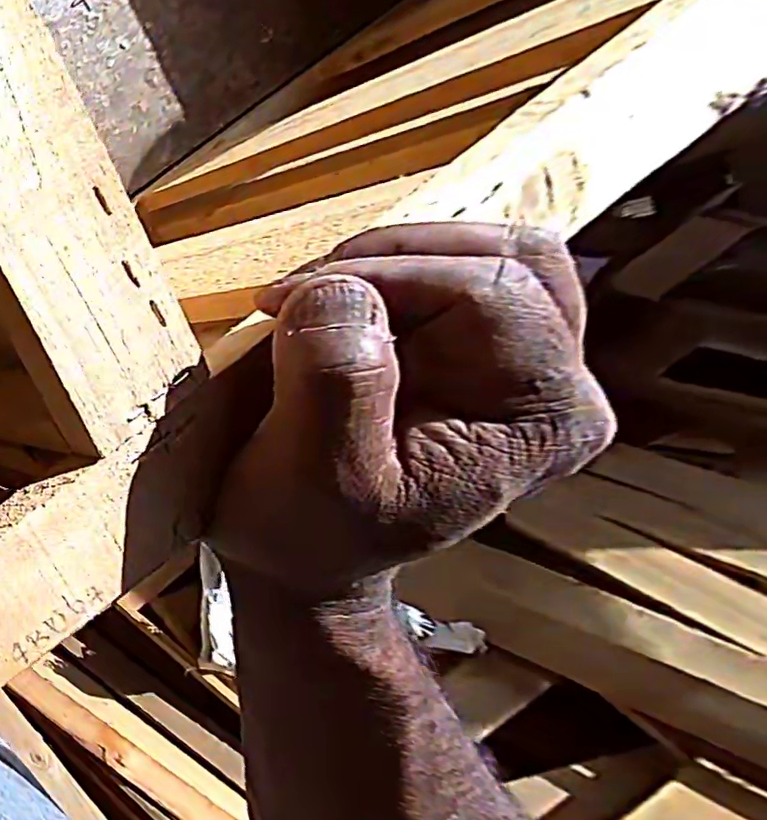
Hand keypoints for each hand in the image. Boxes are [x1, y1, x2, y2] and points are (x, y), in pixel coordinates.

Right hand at [206, 223, 616, 599]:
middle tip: (296, 293)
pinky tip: (322, 309)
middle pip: (507, 258)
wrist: (295, 560)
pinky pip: (442, 284)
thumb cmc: (298, 532)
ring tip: (305, 296)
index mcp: (534, 416)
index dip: (379, 277)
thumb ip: (335, 385)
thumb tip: (332, 291)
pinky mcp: (454, 363)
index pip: (487, 291)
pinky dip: (377, 278)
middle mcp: (542, 384)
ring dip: (383, 262)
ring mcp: (503, 369)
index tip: (278, 304)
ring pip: (481, 259)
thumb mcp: (312, 475)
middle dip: (387, 259)